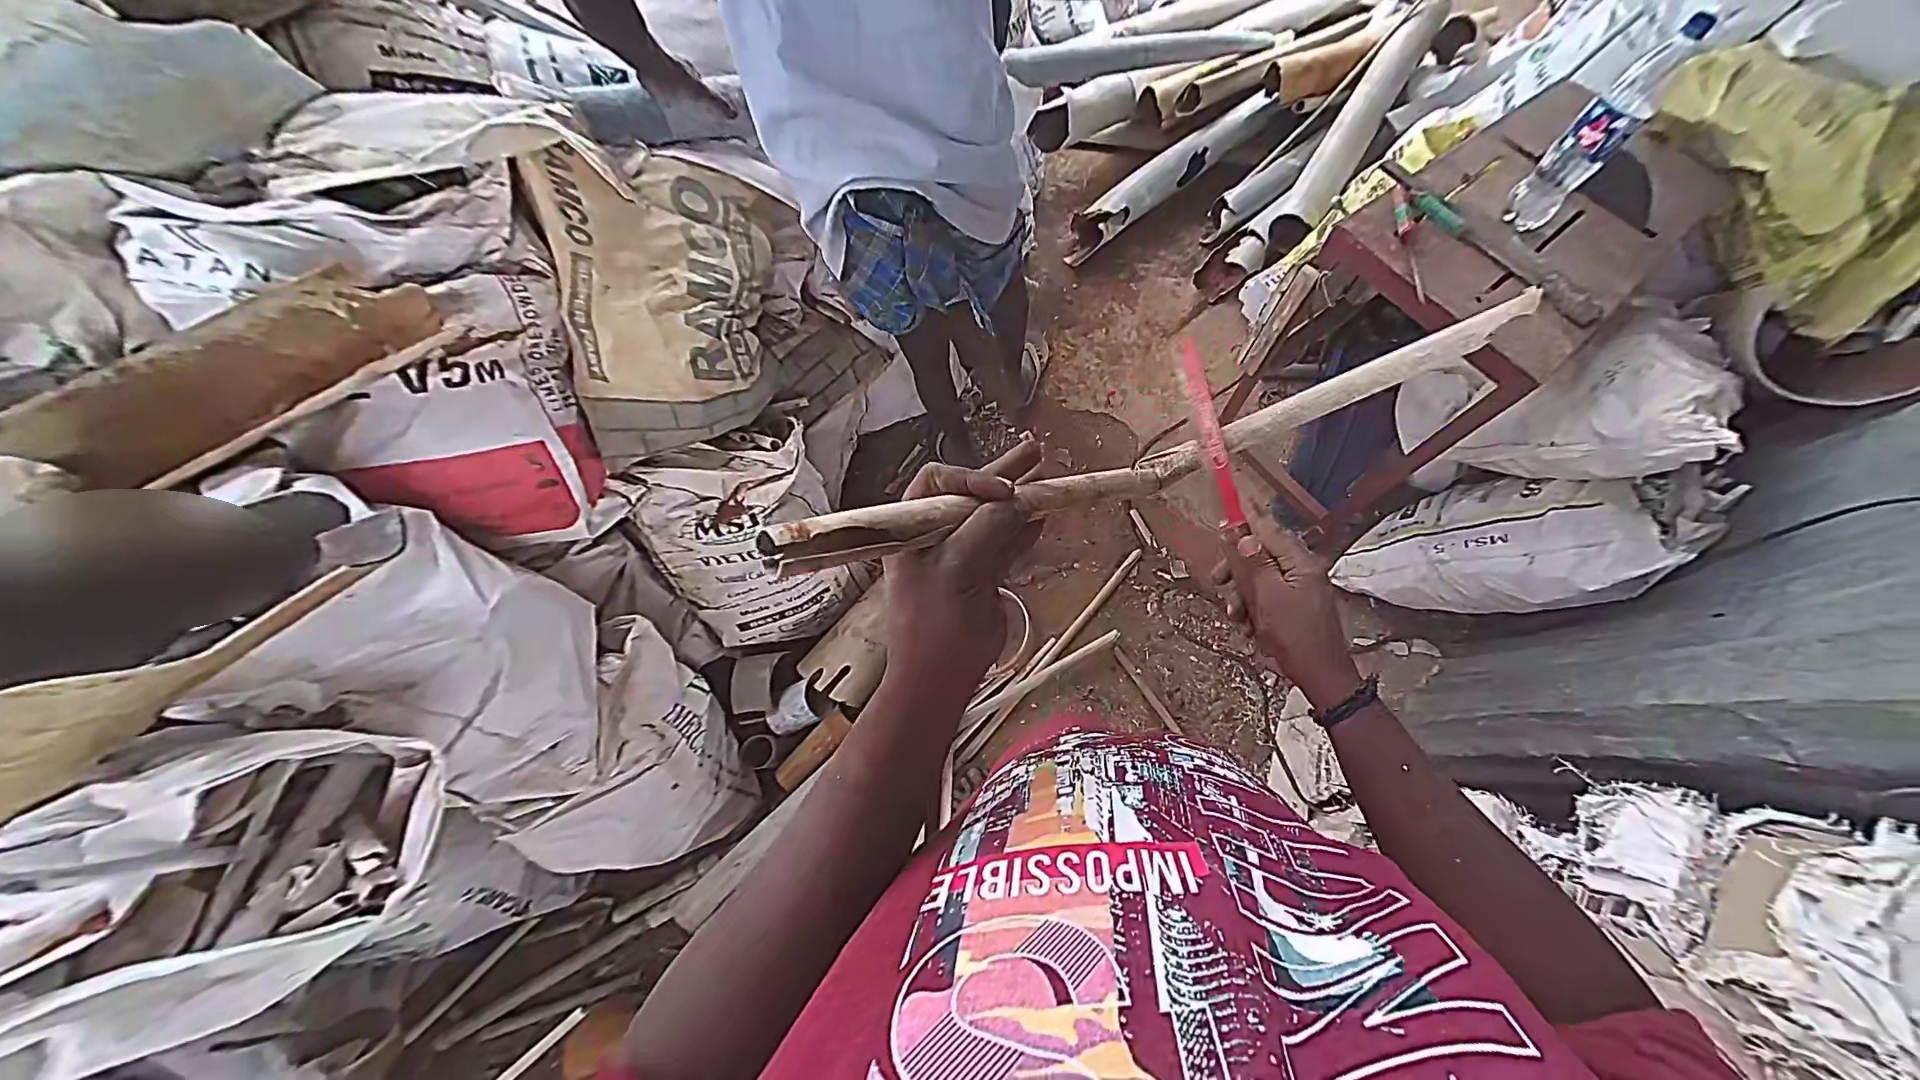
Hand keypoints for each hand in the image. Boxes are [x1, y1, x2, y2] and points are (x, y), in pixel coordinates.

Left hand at [883, 442, 1044, 692]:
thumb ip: (988, 528)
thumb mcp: (958, 568)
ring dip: (1020, 500)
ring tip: (1046, 476)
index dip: (973, 479)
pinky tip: (1042, 517)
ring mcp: (959, 555)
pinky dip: (1023, 531)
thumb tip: (1018, 499)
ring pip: (992, 518)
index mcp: (912, 528)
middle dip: (1004, 474)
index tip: (1005, 491)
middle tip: (1035, 452)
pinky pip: (1004, 545)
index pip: (938, 483)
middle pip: (970, 495)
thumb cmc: (935, 624)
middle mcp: (933, 535)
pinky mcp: (979, 576)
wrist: (939, 678)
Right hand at [1209, 506, 1363, 710]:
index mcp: (1299, 562)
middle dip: (1235, 571)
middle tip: (1218, 582)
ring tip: (1236, 617)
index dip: (1244, 519)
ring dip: (1241, 595)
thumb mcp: (1266, 597)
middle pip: (1258, 555)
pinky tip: (1248, 626)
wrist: (1319, 676)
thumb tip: (1239, 532)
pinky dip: (1252, 608)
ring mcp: (1299, 589)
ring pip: (1257, 579)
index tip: (1226, 505)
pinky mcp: (1294, 607)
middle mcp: (1301, 570)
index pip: (1267, 530)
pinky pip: (1264, 597)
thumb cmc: (1293, 635)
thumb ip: (1251, 563)